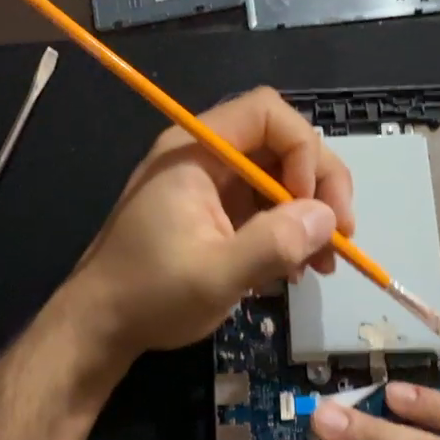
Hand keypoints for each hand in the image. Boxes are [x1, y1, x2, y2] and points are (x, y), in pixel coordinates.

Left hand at [61, 87, 355, 359]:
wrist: (100, 326)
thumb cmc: (149, 295)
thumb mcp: (216, 275)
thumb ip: (274, 243)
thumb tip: (327, 218)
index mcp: (195, 151)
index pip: (266, 112)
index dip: (301, 150)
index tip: (312, 204)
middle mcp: (205, 156)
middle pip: (281, 142)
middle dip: (317, 185)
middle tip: (339, 236)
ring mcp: (210, 184)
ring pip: (279, 175)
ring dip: (309, 213)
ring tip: (324, 263)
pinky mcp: (215, 212)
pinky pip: (265, 204)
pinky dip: (289, 230)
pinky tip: (298, 268)